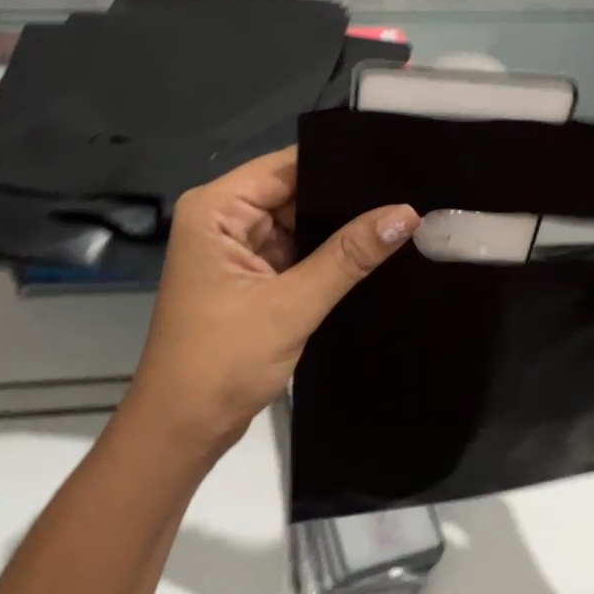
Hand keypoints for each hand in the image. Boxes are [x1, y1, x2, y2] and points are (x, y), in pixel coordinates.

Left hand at [127, 147, 419, 454]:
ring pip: (298, 224)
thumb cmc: (222, 362)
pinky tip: (372, 253)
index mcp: (215, 209)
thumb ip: (348, 257)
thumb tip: (406, 213)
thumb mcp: (291, 306)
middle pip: (293, 193)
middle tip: (411, 195)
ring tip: (403, 219)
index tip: (396, 164)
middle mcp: (221, 218)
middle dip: (345, 199)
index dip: (339, 164)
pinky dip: (325, 257)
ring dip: (338, 229)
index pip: (286, 167)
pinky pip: (293, 253)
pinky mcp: (248, 278)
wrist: (181, 429)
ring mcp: (234, 250)